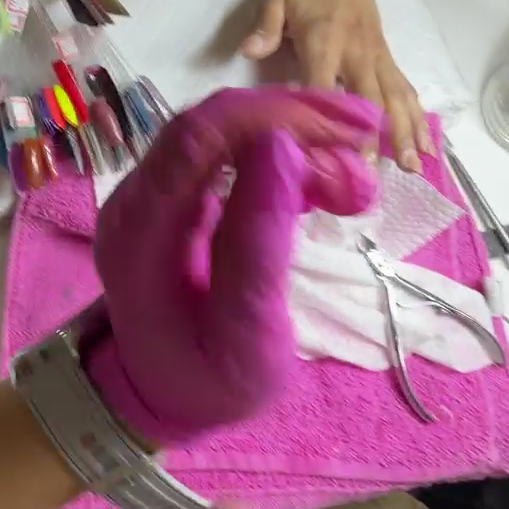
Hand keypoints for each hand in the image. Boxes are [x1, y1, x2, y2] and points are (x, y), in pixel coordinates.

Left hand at [87, 88, 381, 444]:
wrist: (163, 392)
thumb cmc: (205, 377)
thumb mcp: (244, 334)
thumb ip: (259, 243)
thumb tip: (283, 146)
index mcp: (141, 227)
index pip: (199, 136)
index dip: (275, 115)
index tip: (350, 131)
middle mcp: (140, 196)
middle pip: (216, 123)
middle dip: (299, 122)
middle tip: (368, 144)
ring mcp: (158, 192)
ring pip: (230, 134)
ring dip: (301, 144)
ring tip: (356, 190)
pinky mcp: (182, 197)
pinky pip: (234, 157)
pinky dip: (288, 163)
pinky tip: (328, 189)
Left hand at [243, 0, 433, 172]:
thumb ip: (266, 27)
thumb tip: (248, 51)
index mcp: (325, 40)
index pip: (325, 81)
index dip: (326, 113)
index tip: (328, 146)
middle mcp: (357, 52)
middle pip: (369, 97)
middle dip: (374, 134)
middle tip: (374, 169)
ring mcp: (377, 56)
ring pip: (395, 98)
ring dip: (405, 133)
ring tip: (413, 166)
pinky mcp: (388, 58)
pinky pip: (406, 90)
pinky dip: (418, 118)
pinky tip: (428, 145)